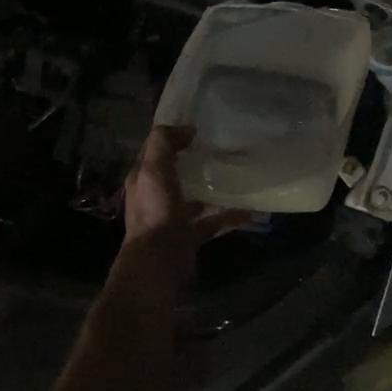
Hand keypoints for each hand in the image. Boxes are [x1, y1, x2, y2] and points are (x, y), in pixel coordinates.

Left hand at [122, 126, 247, 264]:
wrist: (160, 262)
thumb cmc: (155, 211)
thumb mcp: (153, 169)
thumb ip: (164, 143)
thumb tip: (186, 130)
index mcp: (142, 180)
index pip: (154, 152)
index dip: (171, 137)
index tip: (198, 128)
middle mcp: (155, 198)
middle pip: (174, 175)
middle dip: (193, 163)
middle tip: (220, 149)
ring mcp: (173, 219)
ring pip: (193, 199)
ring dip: (211, 190)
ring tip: (235, 177)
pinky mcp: (189, 237)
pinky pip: (212, 222)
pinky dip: (229, 217)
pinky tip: (249, 210)